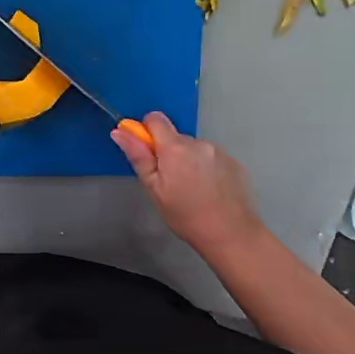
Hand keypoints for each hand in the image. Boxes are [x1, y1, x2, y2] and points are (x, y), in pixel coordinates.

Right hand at [112, 112, 265, 254]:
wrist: (232, 234)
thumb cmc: (185, 215)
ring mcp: (219, 152)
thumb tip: (119, 131)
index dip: (146, 131)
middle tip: (169, 181)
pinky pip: (211, 158)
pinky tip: (209, 191)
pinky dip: (206, 168)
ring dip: (188, 160)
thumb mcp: (154, 189)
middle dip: (168, 152)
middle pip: (175, 137)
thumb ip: (138, 156)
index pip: (155, 119)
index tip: (147, 153)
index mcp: (175, 148)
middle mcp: (199, 143)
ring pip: (194, 148)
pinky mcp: (235, 163)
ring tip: (191, 189)